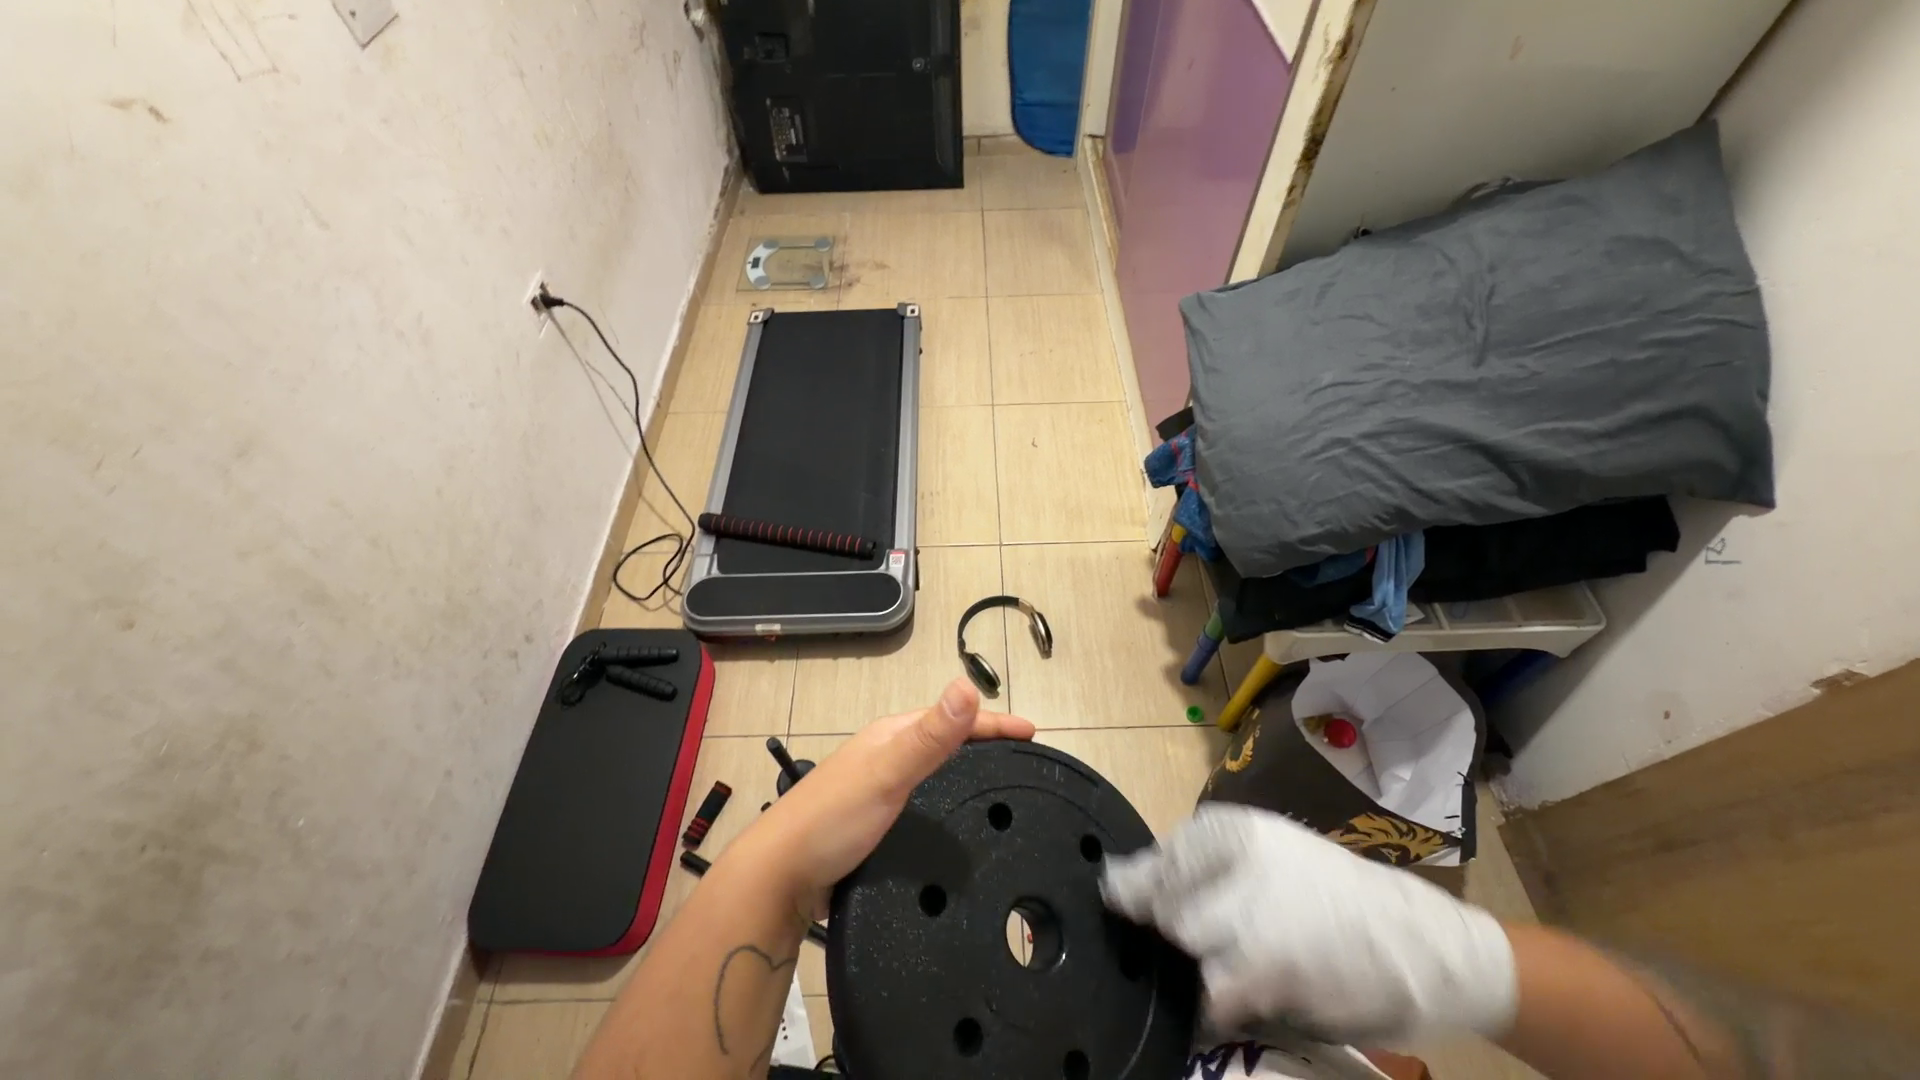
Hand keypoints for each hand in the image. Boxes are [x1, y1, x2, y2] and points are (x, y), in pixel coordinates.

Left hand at [734, 679, 1035, 918]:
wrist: (780, 877)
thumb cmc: (832, 819)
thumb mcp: (887, 772)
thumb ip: (929, 735)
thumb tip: (968, 684)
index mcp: (890, 736)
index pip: (953, 718)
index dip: (994, 722)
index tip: (1034, 732)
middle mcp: (886, 756)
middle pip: (946, 741)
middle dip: (985, 743)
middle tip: (1025, 760)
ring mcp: (878, 789)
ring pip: (935, 772)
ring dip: (967, 772)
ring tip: (1001, 789)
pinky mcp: (875, 823)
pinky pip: (924, 803)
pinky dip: (948, 803)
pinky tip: (957, 823)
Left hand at [1100, 803, 1516, 1043]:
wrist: (1419, 943)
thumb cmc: (1338, 897)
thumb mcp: (1270, 853)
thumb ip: (1205, 862)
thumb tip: (1130, 879)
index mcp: (1232, 829)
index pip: (1156, 859)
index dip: (1134, 885)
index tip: (1121, 900)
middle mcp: (1231, 860)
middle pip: (1160, 904)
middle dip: (1164, 927)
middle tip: (1200, 941)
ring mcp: (1244, 916)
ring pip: (1181, 945)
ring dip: (1190, 963)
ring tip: (1228, 968)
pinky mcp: (1260, 972)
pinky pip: (1208, 996)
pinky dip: (1210, 1006)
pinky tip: (1232, 1002)